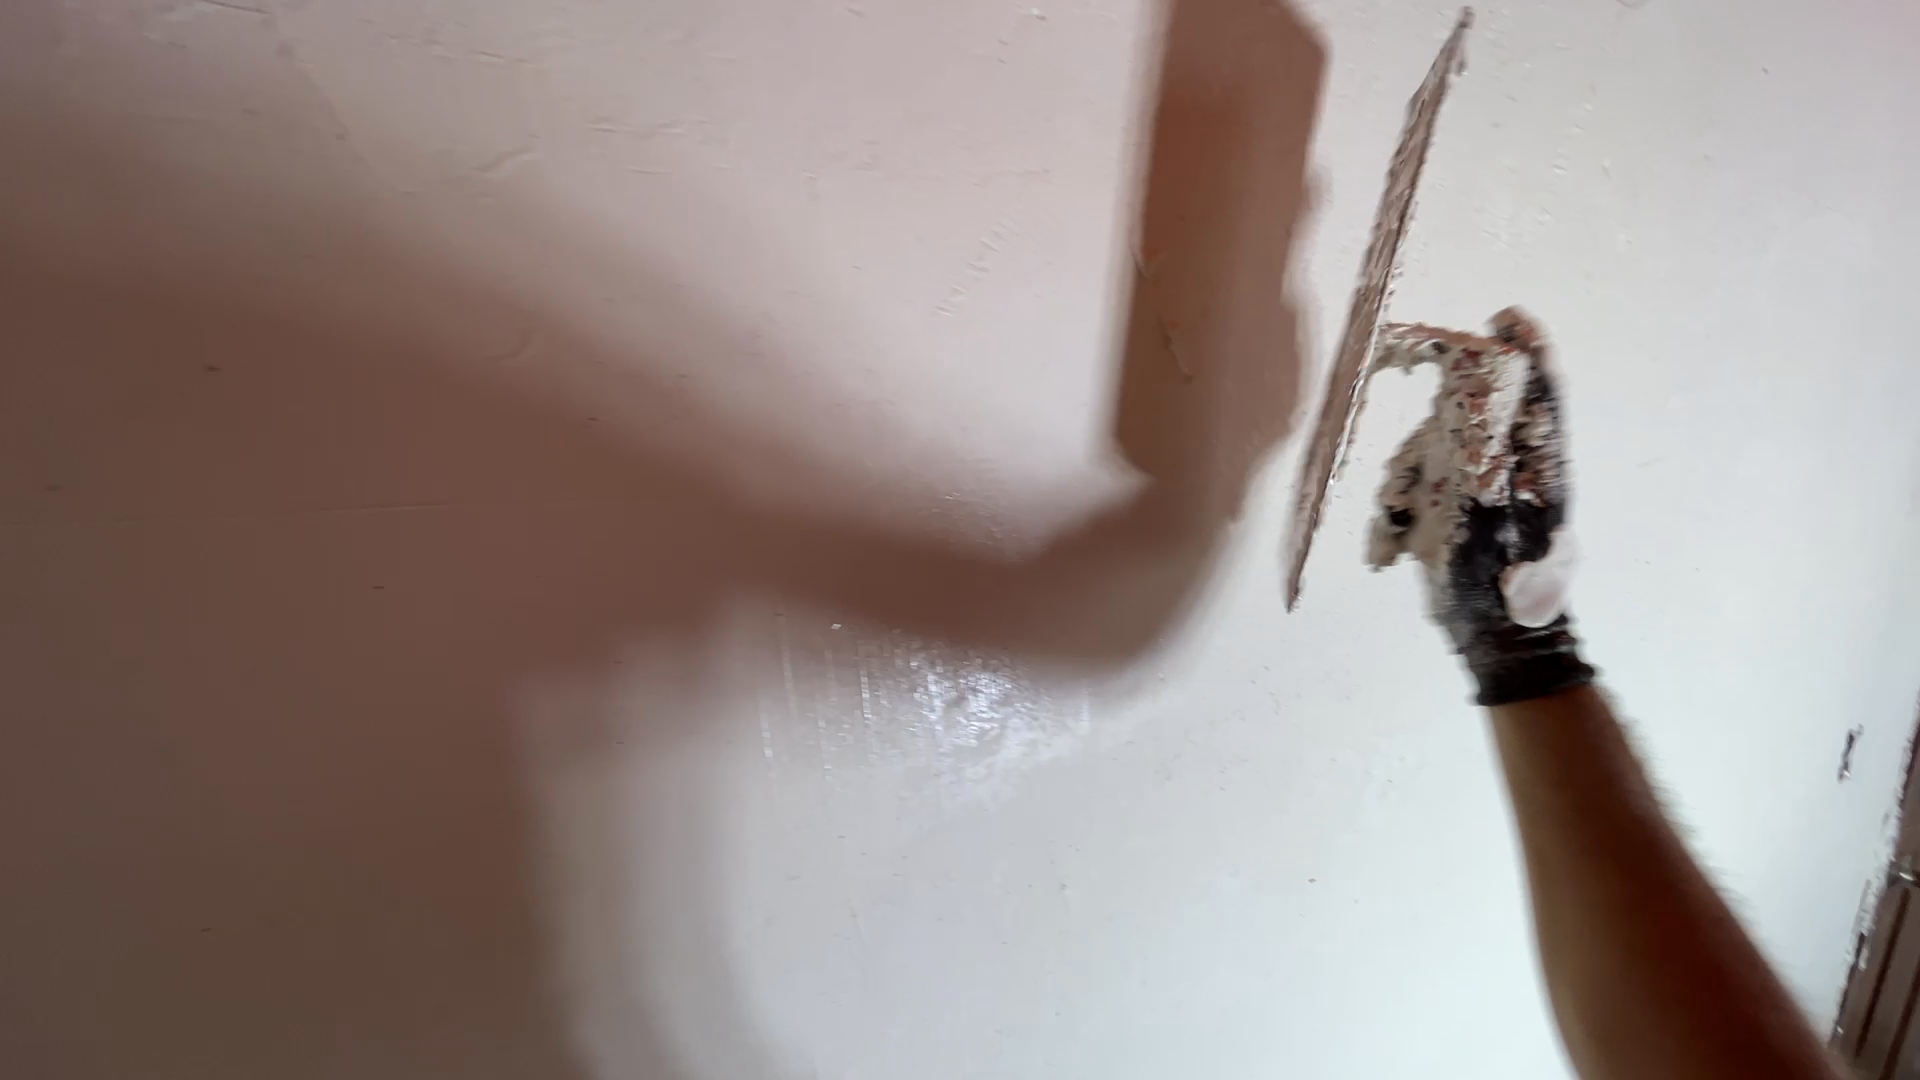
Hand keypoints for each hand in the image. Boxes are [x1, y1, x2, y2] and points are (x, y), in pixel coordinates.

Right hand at [1365, 307, 1594, 705]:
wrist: (1501, 642)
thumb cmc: (1503, 590)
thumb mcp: (1493, 522)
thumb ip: (1483, 460)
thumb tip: (1479, 404)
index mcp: (1537, 468)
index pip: (1537, 394)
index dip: (1524, 350)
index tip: (1504, 315)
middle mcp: (1511, 472)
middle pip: (1467, 425)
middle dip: (1426, 442)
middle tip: (1405, 466)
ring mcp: (1483, 495)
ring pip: (1431, 460)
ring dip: (1401, 492)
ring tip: (1394, 534)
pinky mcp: (1458, 515)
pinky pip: (1417, 496)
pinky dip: (1396, 520)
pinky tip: (1391, 550)